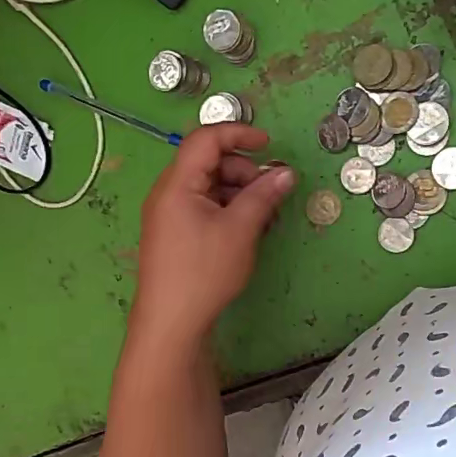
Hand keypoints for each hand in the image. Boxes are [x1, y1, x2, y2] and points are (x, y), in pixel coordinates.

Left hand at [133, 124, 294, 341]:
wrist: (171, 322)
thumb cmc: (204, 271)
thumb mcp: (240, 230)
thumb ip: (264, 195)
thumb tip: (286, 172)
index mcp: (178, 184)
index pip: (206, 139)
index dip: (239, 133)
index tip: (269, 145)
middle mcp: (170, 193)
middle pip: (211, 163)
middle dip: (245, 172)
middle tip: (271, 195)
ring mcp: (171, 214)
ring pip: (212, 187)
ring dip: (242, 194)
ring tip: (265, 219)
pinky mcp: (177, 234)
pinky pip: (206, 207)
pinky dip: (230, 211)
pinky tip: (249, 232)